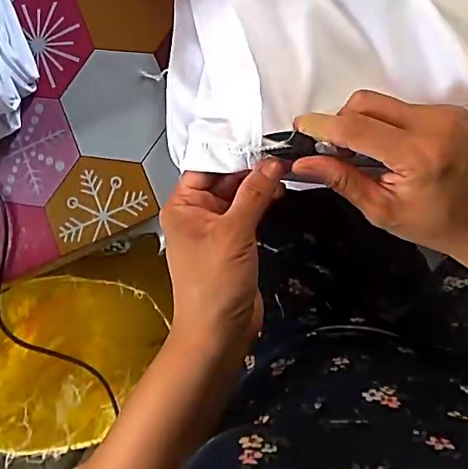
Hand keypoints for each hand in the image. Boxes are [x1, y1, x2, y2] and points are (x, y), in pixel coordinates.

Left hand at [160, 160, 284, 349]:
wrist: (218, 332)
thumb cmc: (214, 283)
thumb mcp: (234, 233)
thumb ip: (253, 194)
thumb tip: (271, 163)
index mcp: (182, 205)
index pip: (205, 166)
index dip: (230, 151)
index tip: (258, 136)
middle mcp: (195, 213)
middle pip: (223, 179)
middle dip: (249, 167)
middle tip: (280, 152)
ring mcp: (214, 228)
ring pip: (237, 195)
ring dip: (258, 185)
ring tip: (285, 170)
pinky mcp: (232, 242)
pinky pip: (246, 213)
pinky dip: (261, 203)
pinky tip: (279, 192)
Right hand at [288, 90, 467, 257]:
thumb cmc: (436, 222)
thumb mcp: (380, 210)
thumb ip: (341, 180)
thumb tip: (304, 162)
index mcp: (419, 155)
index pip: (356, 128)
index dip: (322, 127)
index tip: (301, 128)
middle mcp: (435, 126)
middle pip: (364, 103)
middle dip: (341, 123)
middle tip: (335, 151)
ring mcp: (444, 115)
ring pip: (379, 101)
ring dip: (361, 122)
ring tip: (365, 153)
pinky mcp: (447, 110)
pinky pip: (398, 105)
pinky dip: (382, 122)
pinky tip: (387, 147)